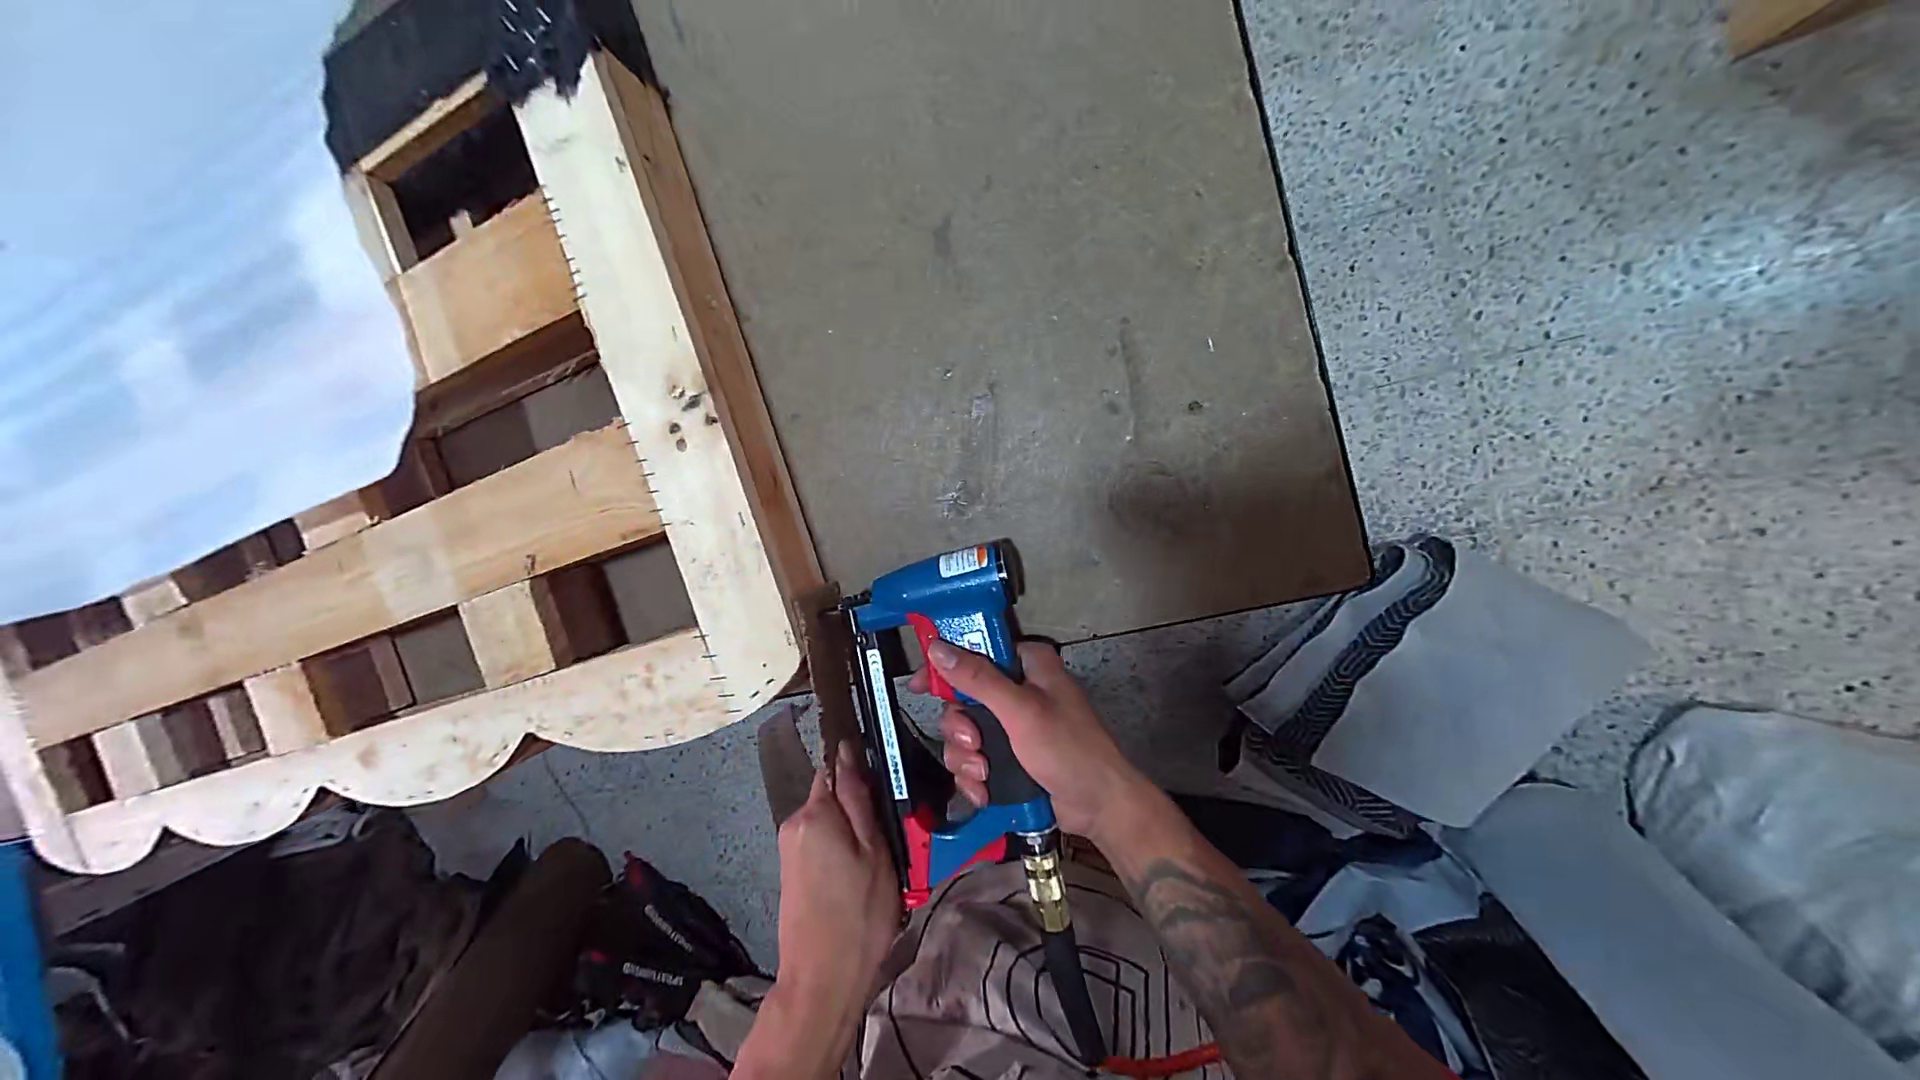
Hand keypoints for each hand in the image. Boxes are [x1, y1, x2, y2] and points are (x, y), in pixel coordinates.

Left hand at [771, 740, 900, 1011]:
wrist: (822, 980)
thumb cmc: (859, 913)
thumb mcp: (876, 851)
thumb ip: (860, 799)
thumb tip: (849, 752)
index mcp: (814, 812)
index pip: (835, 766)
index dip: (861, 770)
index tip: (886, 788)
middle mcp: (794, 822)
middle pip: (831, 794)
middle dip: (859, 805)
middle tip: (890, 834)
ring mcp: (789, 847)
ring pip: (829, 820)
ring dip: (853, 830)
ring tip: (879, 859)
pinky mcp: (791, 870)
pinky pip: (821, 841)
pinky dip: (841, 849)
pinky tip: (859, 876)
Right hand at [909, 638, 1156, 845]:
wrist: (1098, 806)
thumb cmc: (1070, 749)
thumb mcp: (1021, 711)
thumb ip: (978, 678)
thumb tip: (939, 648)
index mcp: (1027, 665)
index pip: (976, 650)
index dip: (945, 666)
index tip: (921, 685)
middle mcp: (1017, 690)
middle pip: (961, 698)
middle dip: (961, 728)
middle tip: (975, 743)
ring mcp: (1011, 726)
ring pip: (962, 733)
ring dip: (966, 757)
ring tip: (985, 773)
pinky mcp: (1007, 756)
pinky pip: (972, 759)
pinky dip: (973, 778)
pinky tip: (985, 791)